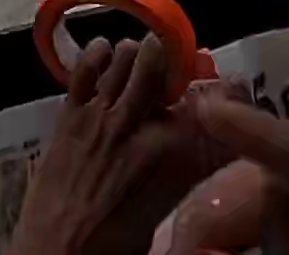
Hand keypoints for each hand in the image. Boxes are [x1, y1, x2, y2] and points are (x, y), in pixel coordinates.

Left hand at [5, 35, 235, 254]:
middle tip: (171, 66)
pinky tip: (104, 58)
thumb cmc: (114, 243)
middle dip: (169, 54)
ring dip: (135, 54)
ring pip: (125, 54)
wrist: (57, 253)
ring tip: (137, 64)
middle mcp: (139, 124)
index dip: (225, 92)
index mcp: (171, 157)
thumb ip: (185, 166)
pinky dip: (97, 53)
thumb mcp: (164, 207)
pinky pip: (85, 65)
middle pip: (161, 59)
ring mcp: (102, 112)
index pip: (210, 110)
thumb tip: (204, 142)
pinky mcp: (71, 110)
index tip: (231, 85)